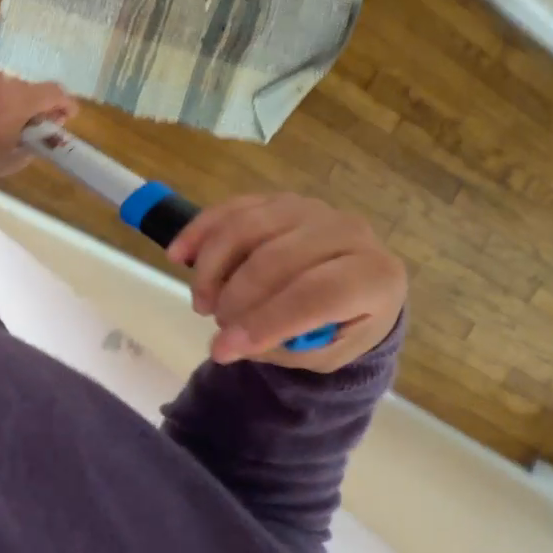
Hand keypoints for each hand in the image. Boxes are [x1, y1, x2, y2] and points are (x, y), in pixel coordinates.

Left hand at [0, 67, 77, 178]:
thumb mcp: (12, 160)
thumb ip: (31, 147)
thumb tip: (37, 140)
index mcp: (21, 98)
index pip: (54, 92)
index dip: (65, 104)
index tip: (67, 116)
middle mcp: (4, 80)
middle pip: (29, 90)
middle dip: (36, 106)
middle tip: (34, 125)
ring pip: (7, 87)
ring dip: (12, 101)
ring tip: (6, 121)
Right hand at [164, 193, 404, 372]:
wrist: (349, 289)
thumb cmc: (338, 325)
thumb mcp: (323, 352)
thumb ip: (278, 347)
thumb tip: (224, 346)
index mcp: (375, 276)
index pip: (318, 293)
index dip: (268, 320)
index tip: (225, 347)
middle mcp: (348, 232)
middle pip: (277, 259)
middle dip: (236, 298)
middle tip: (217, 325)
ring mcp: (308, 209)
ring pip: (246, 228)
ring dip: (212, 268)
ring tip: (202, 303)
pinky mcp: (275, 200)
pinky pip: (229, 210)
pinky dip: (198, 233)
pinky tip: (178, 256)